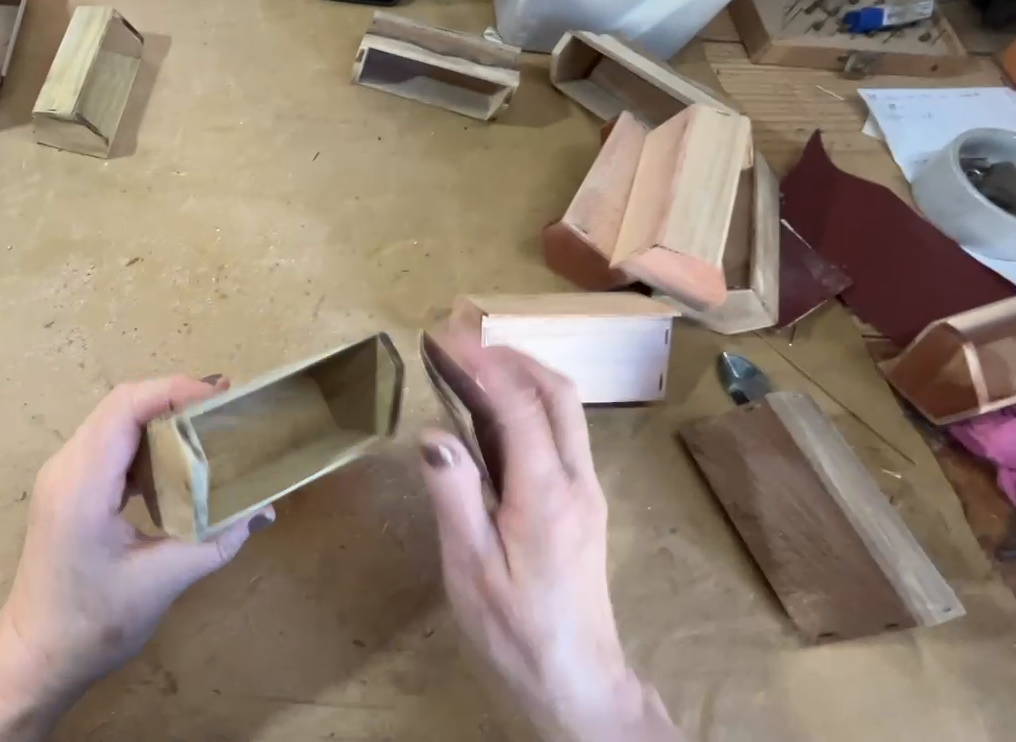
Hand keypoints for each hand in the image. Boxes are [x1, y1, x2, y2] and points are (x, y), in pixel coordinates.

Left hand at [0, 375, 270, 740]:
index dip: (173, 391)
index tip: (220, 396)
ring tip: (206, 428)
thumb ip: (214, 541)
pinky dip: (144, 441)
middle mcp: (66, 465)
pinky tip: (175, 461)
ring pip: (113, 421)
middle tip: (224, 408)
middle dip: (172, 398)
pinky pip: (108, 444)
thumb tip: (263, 511)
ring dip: (159, 417)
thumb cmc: (92, 624)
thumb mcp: (161, 582)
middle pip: (120, 406)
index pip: (125, 407)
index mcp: (82, 483)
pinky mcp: (67, 485)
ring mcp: (62, 473)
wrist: (33, 655)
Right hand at [420, 330, 678, 741]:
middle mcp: (574, 482)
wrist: (578, 683)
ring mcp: (583, 490)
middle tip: (460, 333)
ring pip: (562, 410)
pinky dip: (522, 402)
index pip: (517, 406)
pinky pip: (556, 433)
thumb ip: (454, 497)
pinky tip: (485, 407)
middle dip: (509, 353)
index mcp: (546, 495)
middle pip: (556, 394)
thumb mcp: (471, 569)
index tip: (445, 332)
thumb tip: (432, 433)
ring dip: (518, 373)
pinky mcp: (578, 502)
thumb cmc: (515, 630)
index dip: (481, 363)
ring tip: (468, 356)